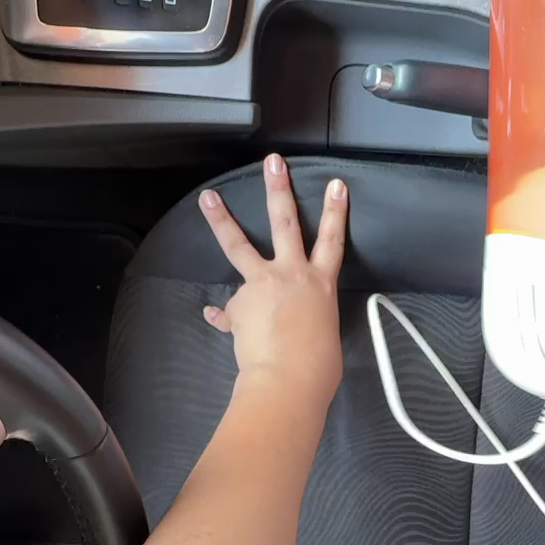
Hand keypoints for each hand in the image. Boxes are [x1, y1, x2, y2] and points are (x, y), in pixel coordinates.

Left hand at [197, 154, 347, 398]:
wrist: (287, 381)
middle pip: (284, 224)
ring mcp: (260, 287)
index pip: (332, 241)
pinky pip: (229, 311)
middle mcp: (290, 276)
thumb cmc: (319, 367)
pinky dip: (224, 315)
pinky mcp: (237, 307)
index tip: (335, 185)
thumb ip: (309, 319)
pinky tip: (214, 315)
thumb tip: (291, 323)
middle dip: (278, 190)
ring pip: (238, 246)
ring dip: (222, 219)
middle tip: (272, 163)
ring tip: (208, 199)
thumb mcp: (324, 335)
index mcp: (320, 285)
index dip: (335, 212)